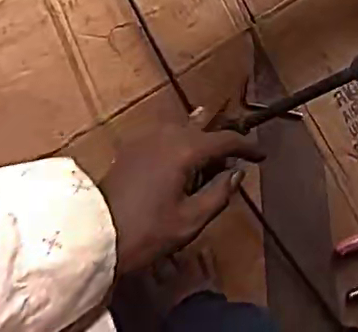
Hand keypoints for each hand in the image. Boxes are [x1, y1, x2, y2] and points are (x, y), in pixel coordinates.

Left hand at [98, 108, 263, 274]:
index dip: (246, 145)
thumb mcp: (189, 221)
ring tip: (210, 160)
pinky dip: (181, 142)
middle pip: (203, 125)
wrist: (96, 231)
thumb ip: (218, 194)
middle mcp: (169, 133)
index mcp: (186, 149)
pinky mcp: (134, 144)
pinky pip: (166, 134)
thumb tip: (237, 173)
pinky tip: (181, 162)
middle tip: (236, 155)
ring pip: (184, 127)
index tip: (261, 155)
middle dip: (221, 137)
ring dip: (200, 138)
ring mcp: (149, 135)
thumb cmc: (147, 230)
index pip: (225, 139)